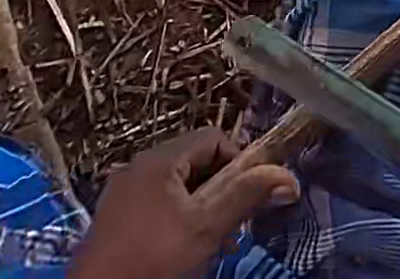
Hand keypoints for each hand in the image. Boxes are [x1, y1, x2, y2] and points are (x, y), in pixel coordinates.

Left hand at [70, 129, 300, 278]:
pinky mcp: (112, 219)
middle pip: (193, 161)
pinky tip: (178, 254)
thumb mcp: (205, 230)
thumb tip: (287, 177)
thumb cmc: (153, 262)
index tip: (249, 198)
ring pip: (174, 186)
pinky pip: (154, 204)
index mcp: (159, 157)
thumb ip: (244, 198)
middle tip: (232, 230)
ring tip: (209, 246)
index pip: (212, 138)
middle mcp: (138, 165)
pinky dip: (174, 220)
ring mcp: (121, 192)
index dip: (237, 162)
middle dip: (219, 190)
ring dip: (198, 209)